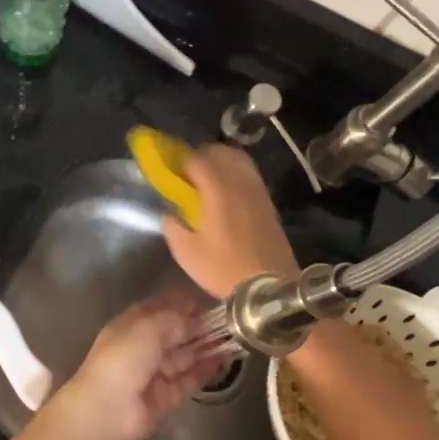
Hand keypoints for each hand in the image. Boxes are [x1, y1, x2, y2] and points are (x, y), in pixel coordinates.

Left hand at [57, 292, 226, 439]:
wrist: (108, 409)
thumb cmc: (124, 358)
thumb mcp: (148, 328)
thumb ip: (173, 319)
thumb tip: (192, 314)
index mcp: (130, 327)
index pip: (157, 310)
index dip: (179, 304)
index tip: (204, 301)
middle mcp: (141, 348)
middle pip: (172, 334)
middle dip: (195, 327)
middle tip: (224, 321)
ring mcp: (153, 374)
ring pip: (182, 357)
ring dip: (204, 348)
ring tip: (230, 339)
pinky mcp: (165, 398)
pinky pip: (187, 381)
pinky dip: (204, 371)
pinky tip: (223, 361)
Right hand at [160, 144, 299, 299]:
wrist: (269, 287)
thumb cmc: (224, 269)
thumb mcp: (187, 253)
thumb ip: (172, 227)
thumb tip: (169, 214)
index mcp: (218, 192)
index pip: (198, 159)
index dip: (181, 161)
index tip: (171, 171)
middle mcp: (241, 184)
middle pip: (221, 152)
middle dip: (202, 156)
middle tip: (188, 173)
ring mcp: (258, 192)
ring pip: (240, 160)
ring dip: (222, 161)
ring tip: (208, 179)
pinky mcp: (269, 203)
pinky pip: (251, 175)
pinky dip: (237, 174)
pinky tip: (228, 193)